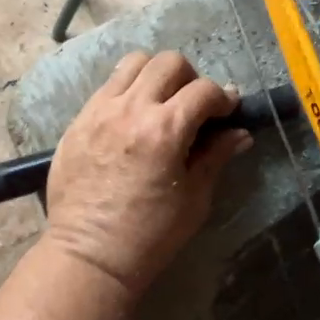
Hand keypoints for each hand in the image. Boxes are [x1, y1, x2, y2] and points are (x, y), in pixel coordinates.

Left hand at [41, 51, 254, 295]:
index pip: (204, 90)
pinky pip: (107, 85)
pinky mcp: (79, 119)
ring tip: (159, 102)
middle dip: (190, 78)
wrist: (88, 257)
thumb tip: (240, 133)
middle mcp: (132, 109)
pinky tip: (132, 118)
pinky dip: (127, 90)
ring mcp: (101, 110)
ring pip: (135, 62)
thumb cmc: (149, 236)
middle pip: (169, 63)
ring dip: (155, 75)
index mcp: (165, 129)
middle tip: (192, 106)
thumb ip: (215, 156)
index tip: (227, 112)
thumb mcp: (194, 199)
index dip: (223, 98)